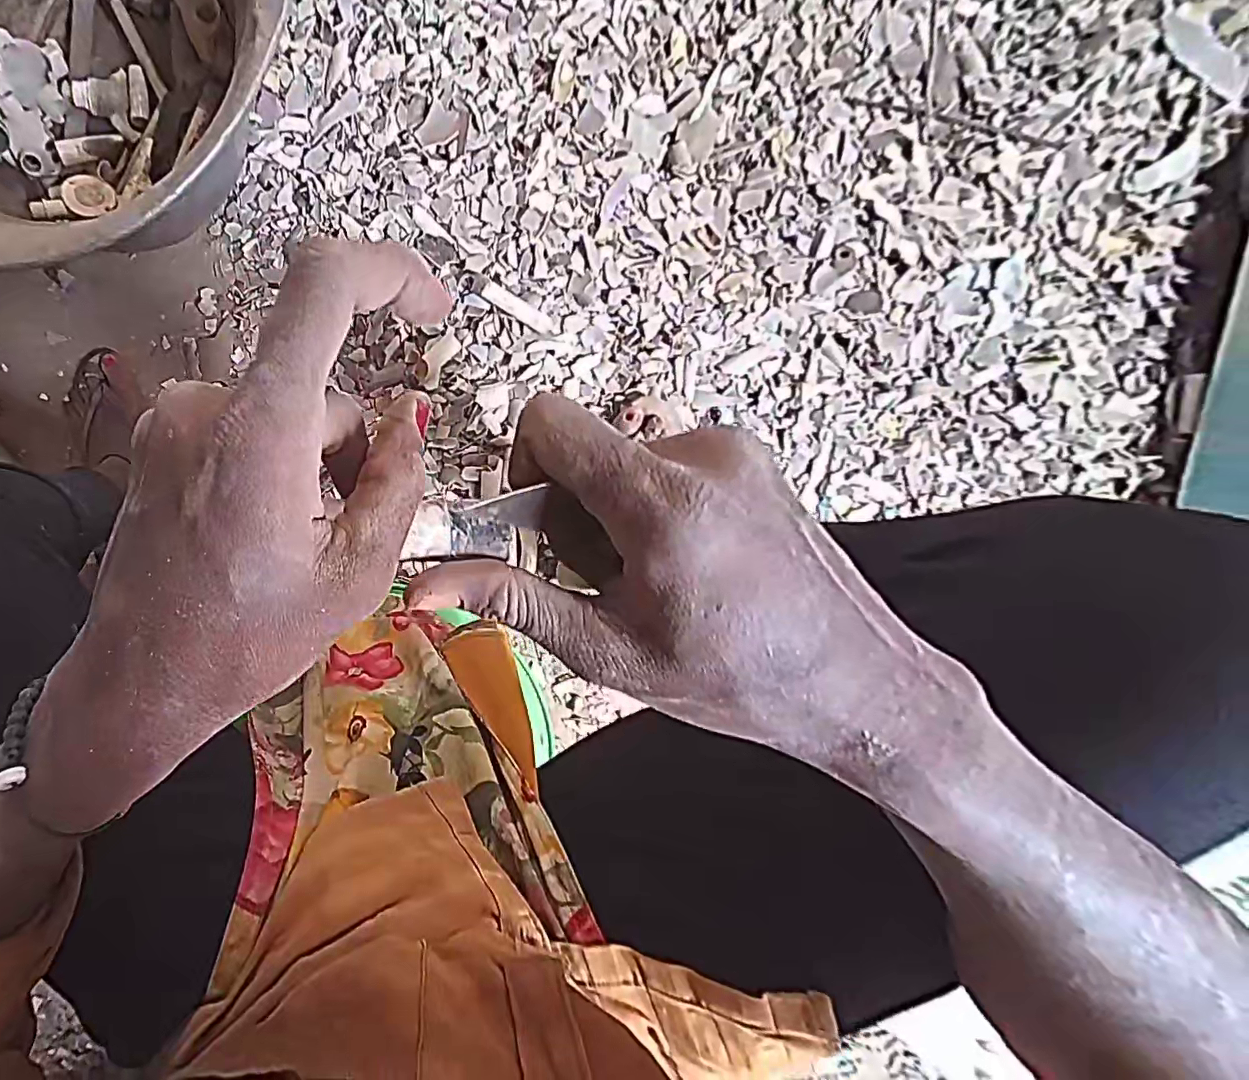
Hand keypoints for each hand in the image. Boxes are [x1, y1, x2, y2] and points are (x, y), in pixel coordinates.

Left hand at [26, 240, 451, 831]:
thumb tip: (406, 422)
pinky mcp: (158, 439)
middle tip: (353, 515)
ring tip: (302, 536)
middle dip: (349, 438)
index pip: (323, 284)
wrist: (140, 679)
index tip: (427, 309)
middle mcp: (204, 405)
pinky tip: (263, 523)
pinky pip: (238, 421)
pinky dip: (269, 455)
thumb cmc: (241, 643)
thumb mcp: (353, 574)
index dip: (390, 274)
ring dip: (309, 454)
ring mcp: (172, 419)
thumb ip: (396, 481)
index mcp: (259, 430)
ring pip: (277, 405)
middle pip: (313, 379)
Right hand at [405, 393, 987, 785]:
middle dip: (564, 507)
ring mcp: (731, 451)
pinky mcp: (745, 457)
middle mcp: (699, 454)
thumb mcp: (603, 649)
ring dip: (602, 511)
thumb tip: (426, 585)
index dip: (520, 465)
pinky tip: (672, 559)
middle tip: (596, 572)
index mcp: (661, 499)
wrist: (863, 686)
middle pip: (577, 445)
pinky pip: (654, 460)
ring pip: (613, 455)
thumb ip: (509, 599)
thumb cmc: (733, 678)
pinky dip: (639, 503)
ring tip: (641, 573)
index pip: (549, 420)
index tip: (535, 524)